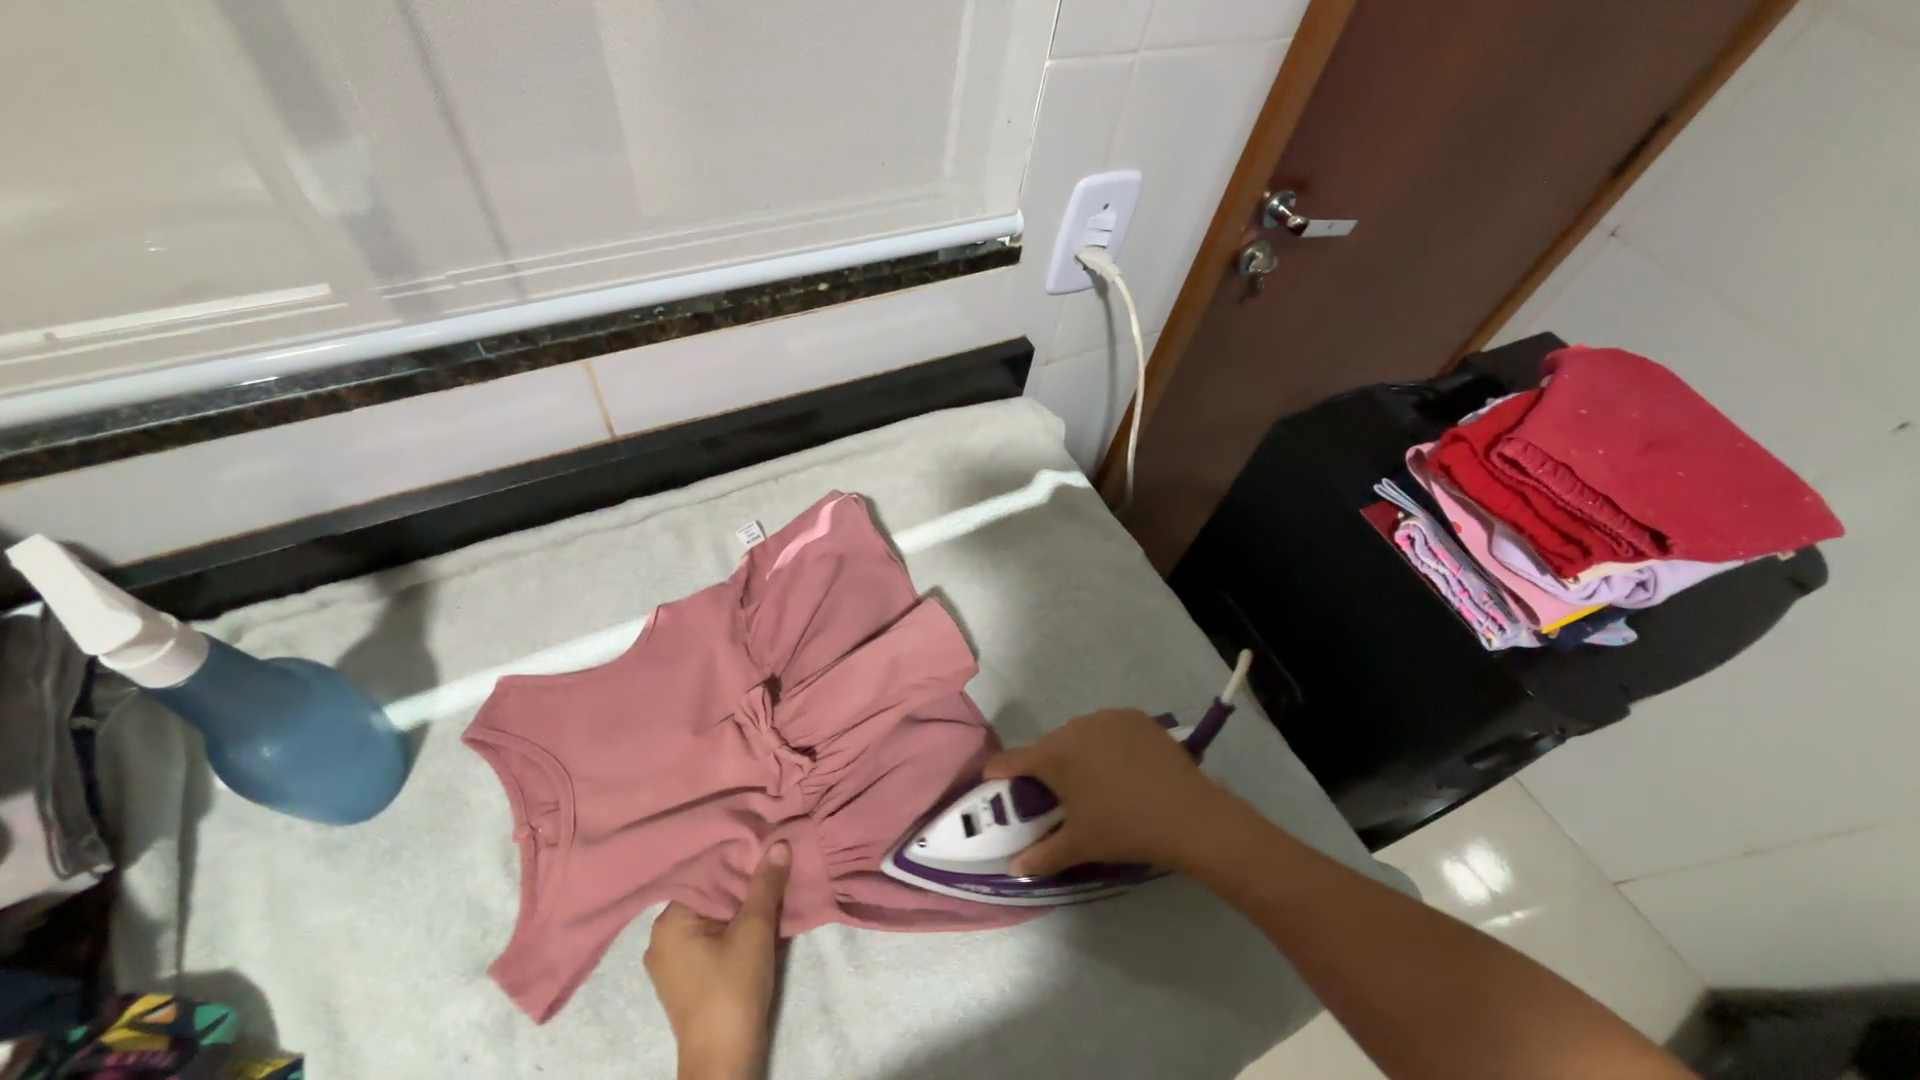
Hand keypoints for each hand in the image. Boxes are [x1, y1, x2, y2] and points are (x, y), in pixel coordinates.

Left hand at [644, 842, 790, 1079]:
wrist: (724, 1060)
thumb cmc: (733, 989)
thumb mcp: (754, 930)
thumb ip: (765, 885)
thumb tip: (779, 844)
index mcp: (667, 921)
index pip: (704, 875)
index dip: (737, 860)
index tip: (765, 847)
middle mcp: (660, 938)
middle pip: (707, 898)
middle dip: (740, 886)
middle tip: (773, 867)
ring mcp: (669, 964)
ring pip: (709, 921)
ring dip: (738, 910)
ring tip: (769, 892)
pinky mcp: (684, 982)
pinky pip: (708, 942)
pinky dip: (730, 932)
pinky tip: (755, 926)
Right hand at [981, 708, 1246, 877]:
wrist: (1188, 814)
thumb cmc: (1124, 829)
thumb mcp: (1079, 845)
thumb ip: (1041, 855)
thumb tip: (1013, 868)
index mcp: (1052, 755)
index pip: (1011, 761)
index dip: (999, 775)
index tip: (996, 787)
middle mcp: (1074, 727)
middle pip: (1049, 748)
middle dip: (1049, 770)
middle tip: (1061, 799)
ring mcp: (1107, 717)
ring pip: (1081, 736)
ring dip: (1080, 755)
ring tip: (1098, 784)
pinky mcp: (1136, 717)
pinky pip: (1110, 729)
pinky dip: (1110, 744)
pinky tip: (1124, 768)